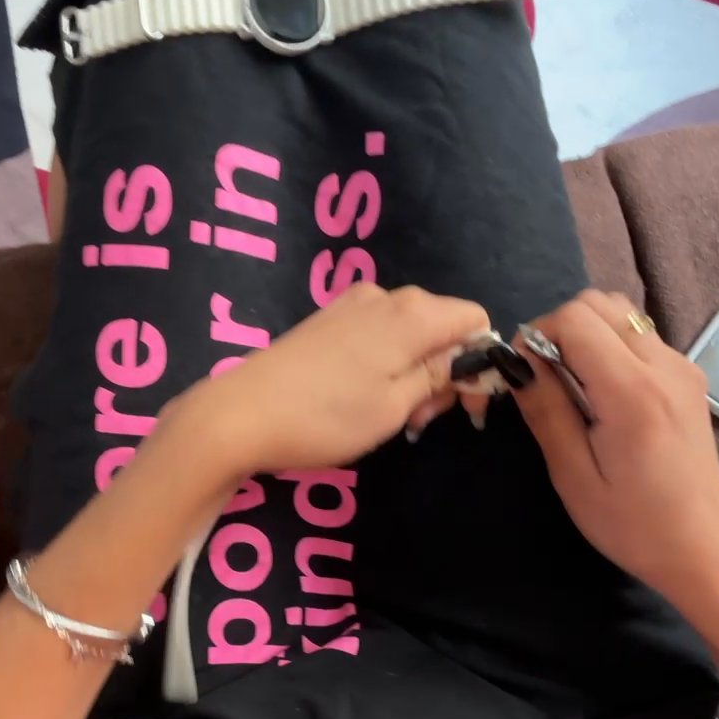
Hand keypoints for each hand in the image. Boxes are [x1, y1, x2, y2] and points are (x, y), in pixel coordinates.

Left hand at [174, 283, 490, 476]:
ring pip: (408, 334)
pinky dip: (383, 365)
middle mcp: (385, 297)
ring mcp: (350, 305)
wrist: (240, 414)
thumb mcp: (394, 406)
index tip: (460, 406)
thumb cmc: (325, 417)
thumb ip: (439, 376)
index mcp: (412, 313)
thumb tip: (469, 356)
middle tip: (418, 421)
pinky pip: (376, 335)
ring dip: (412, 374)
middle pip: (441, 327)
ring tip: (386, 416)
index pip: (475, 319)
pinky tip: (360, 398)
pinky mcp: (325, 320)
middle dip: (443, 373)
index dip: (479, 362)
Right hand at [512, 290, 718, 607]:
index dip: (538, 336)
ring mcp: (681, 367)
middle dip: (559, 329)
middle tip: (542, 376)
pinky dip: (607, 347)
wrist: (701, 544)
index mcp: (632, 392)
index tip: (524, 374)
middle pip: (599, 304)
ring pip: (620, 314)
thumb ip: (546, 411)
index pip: (576, 320)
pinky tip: (598, 392)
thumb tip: (518, 364)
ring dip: (584, 335)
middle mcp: (663, 366)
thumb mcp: (573, 475)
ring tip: (569, 383)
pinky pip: (637, 337)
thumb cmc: (630, 522)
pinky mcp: (686, 376)